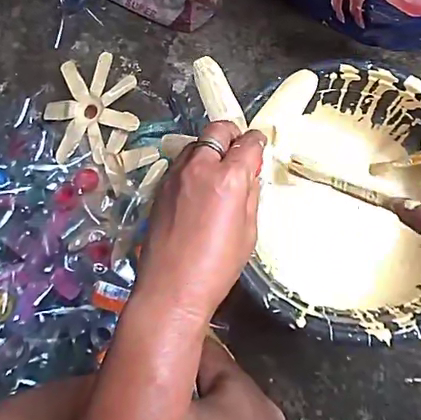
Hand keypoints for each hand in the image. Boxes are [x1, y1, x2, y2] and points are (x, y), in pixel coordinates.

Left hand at [134, 121, 266, 323]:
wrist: (171, 289)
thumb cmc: (217, 267)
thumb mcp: (248, 231)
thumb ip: (250, 194)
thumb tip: (249, 174)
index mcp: (228, 178)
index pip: (248, 143)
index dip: (257, 143)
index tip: (260, 147)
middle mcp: (200, 167)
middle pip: (218, 130)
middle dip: (232, 135)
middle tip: (239, 153)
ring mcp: (176, 174)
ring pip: (197, 144)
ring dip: (211, 149)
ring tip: (219, 172)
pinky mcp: (161, 186)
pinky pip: (181, 162)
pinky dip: (194, 165)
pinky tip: (199, 187)